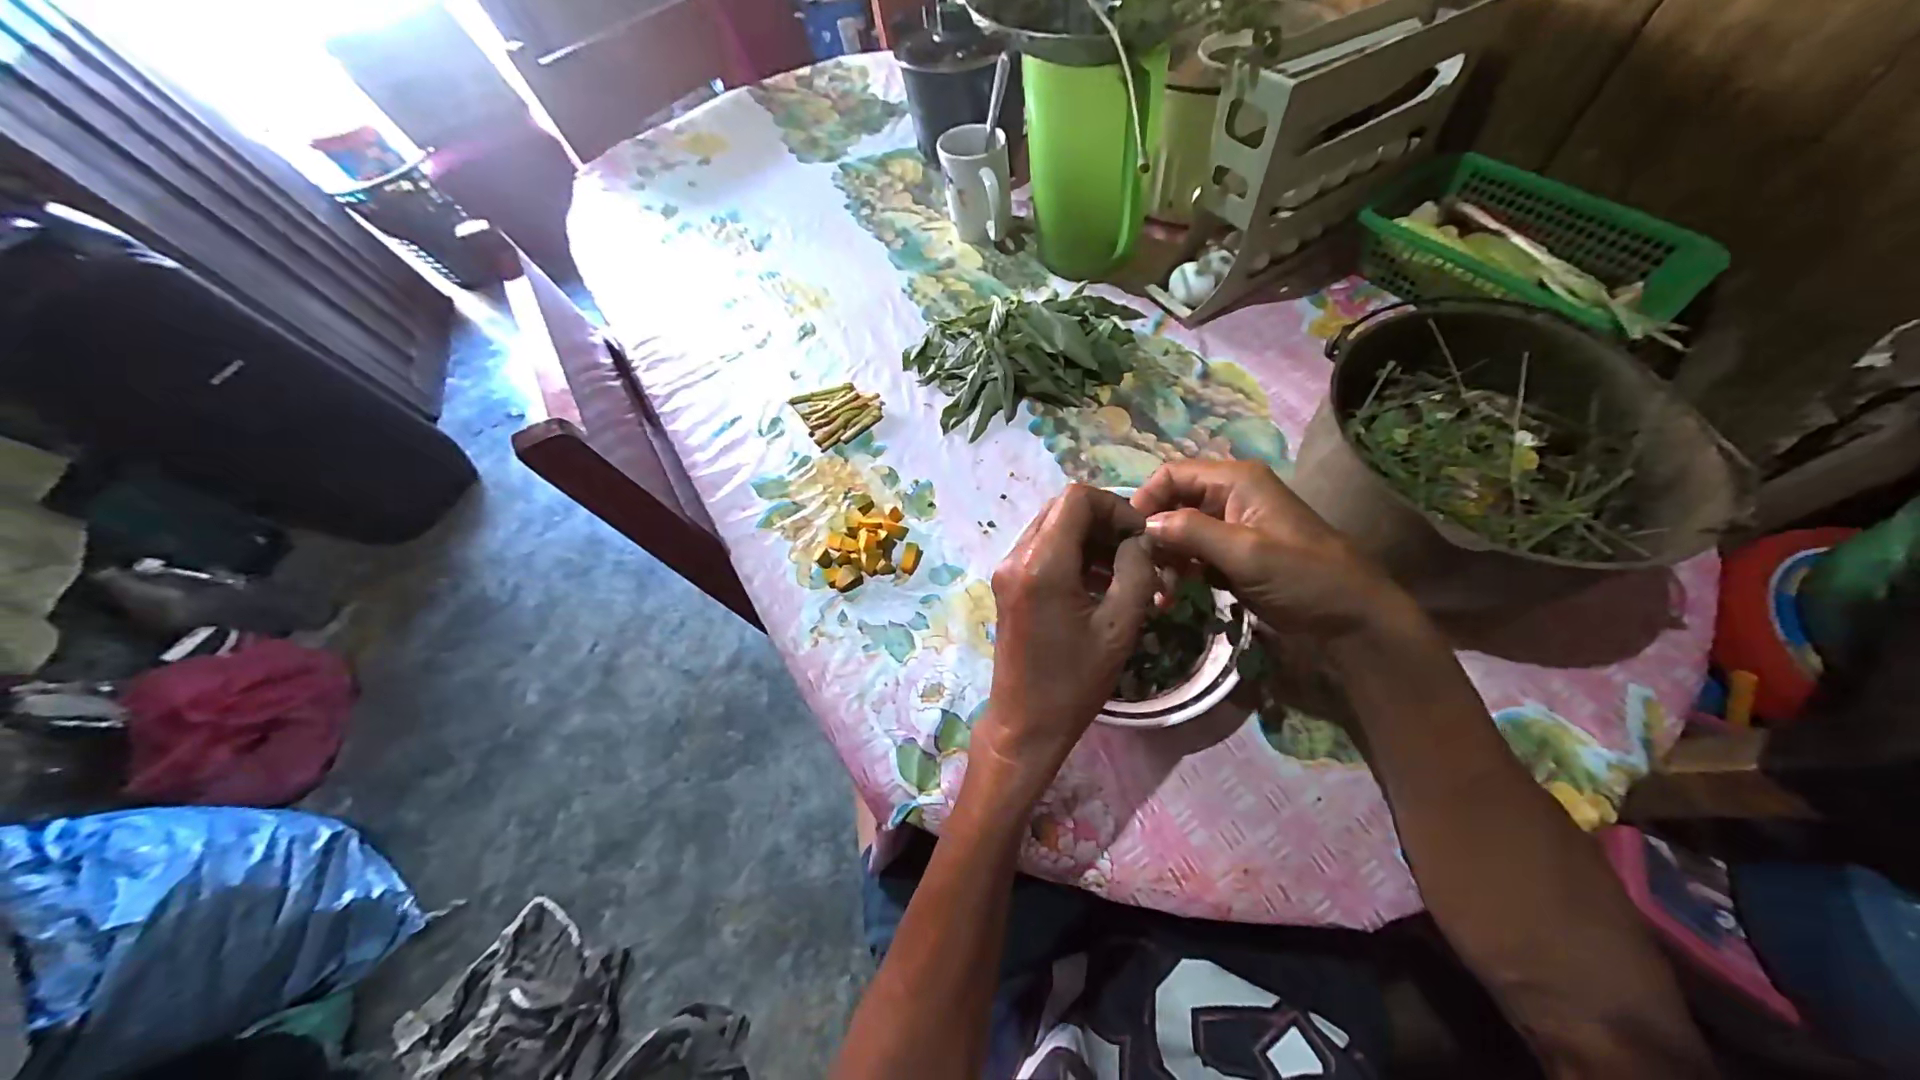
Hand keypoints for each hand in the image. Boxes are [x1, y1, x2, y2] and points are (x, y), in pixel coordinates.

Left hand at [975, 485, 1157, 783]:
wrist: (1026, 722)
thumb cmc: (1075, 681)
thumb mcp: (1119, 626)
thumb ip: (1136, 571)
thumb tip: (1139, 539)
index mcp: (1041, 563)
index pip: (1078, 498)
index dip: (1116, 507)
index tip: (1140, 538)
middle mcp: (1016, 556)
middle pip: (1063, 508)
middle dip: (1104, 522)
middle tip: (1135, 553)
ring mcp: (1007, 569)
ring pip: (1053, 527)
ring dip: (1090, 539)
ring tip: (1123, 572)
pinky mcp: (1008, 584)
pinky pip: (1042, 549)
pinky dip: (1072, 554)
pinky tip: (1098, 584)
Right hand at [1130, 460, 1414, 639]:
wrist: (1351, 618)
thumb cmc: (1304, 576)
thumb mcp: (1245, 552)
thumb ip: (1192, 532)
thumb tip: (1145, 525)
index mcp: (1236, 481)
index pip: (1172, 474)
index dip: (1146, 500)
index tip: (1128, 537)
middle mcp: (1229, 497)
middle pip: (1172, 504)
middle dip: (1153, 535)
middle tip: (1142, 572)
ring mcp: (1231, 527)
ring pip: (1179, 532)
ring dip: (1164, 558)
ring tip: (1160, 592)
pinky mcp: (1232, 556)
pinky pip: (1193, 555)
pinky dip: (1179, 572)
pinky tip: (1171, 595)